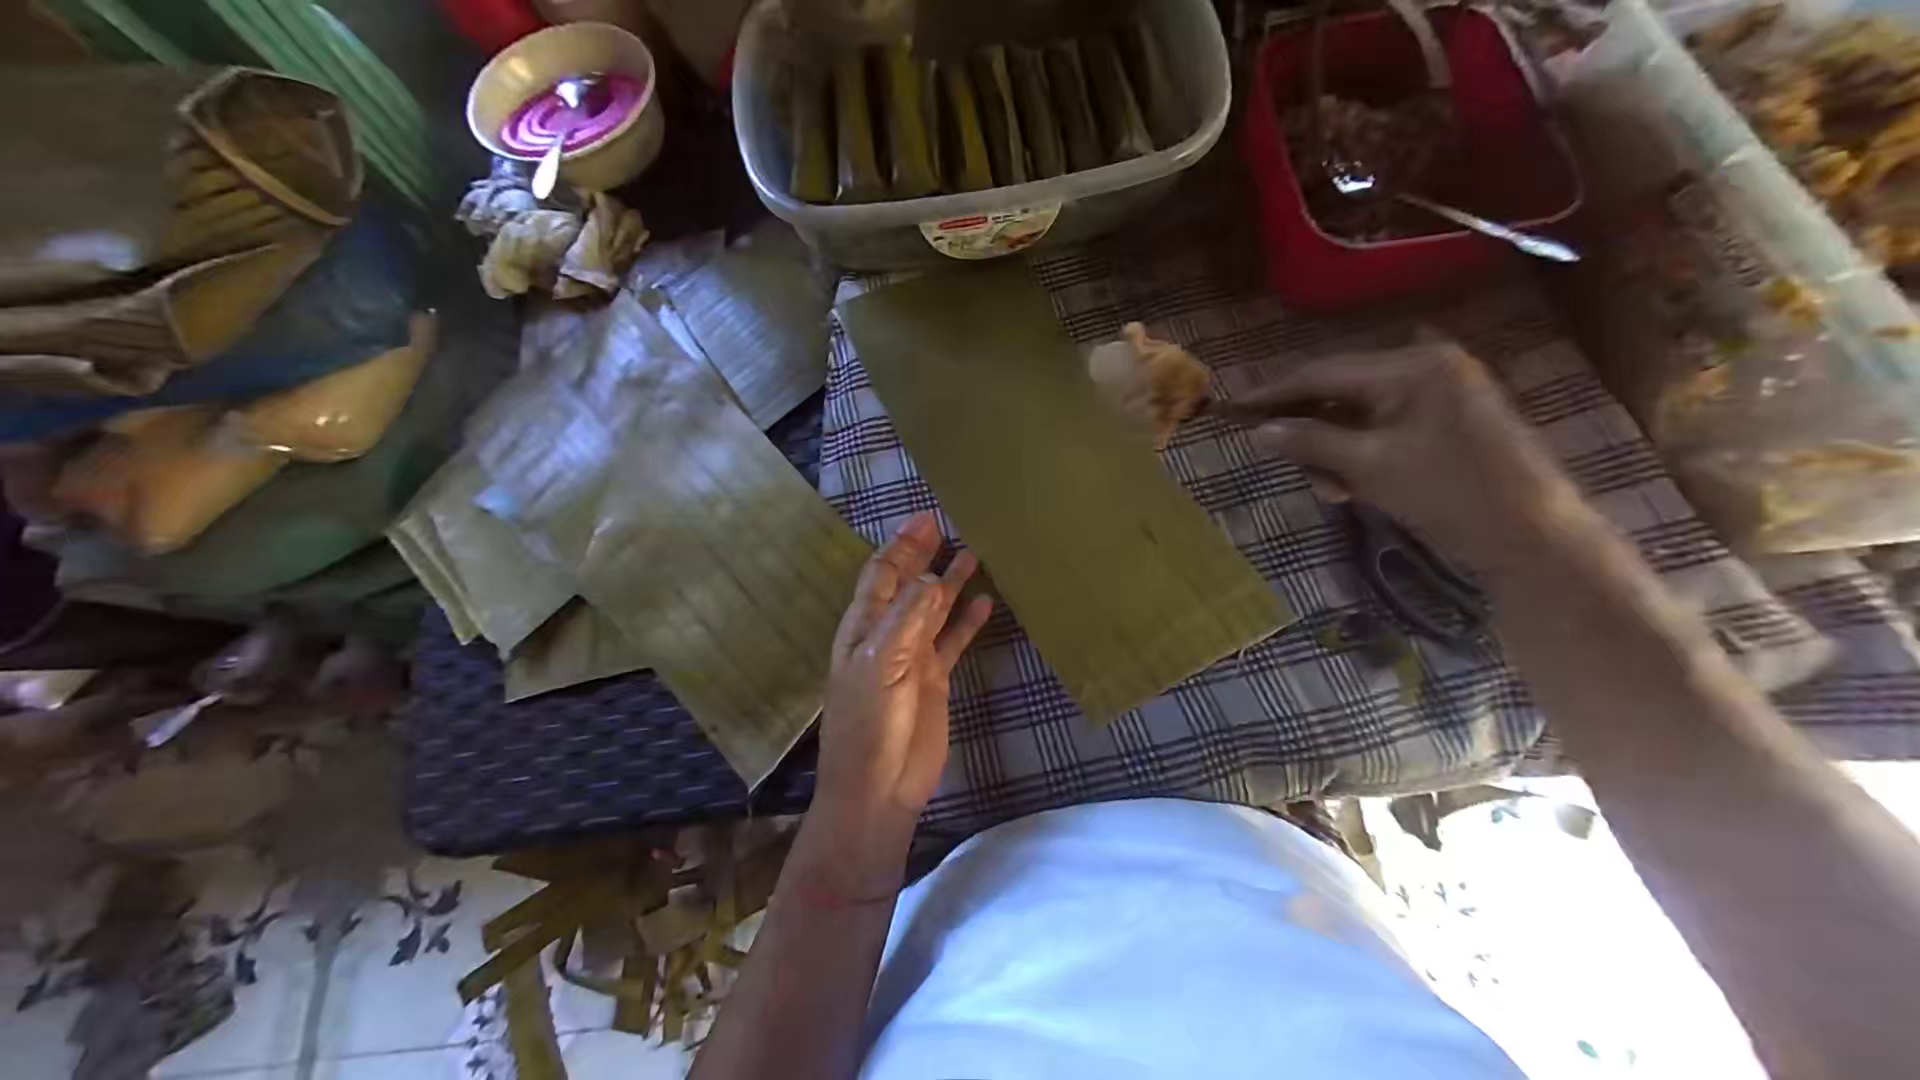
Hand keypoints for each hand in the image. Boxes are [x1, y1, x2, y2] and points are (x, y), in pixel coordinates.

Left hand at [815, 512, 992, 847]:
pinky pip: (953, 640)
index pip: (882, 573)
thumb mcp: (882, 664)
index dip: (901, 545)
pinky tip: (986, 603)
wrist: (880, 786)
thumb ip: (907, 618)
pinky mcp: (935, 678)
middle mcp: (888, 634)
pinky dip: (967, 621)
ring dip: (951, 582)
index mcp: (865, 626)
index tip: (926, 519)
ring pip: (934, 608)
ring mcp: (913, 656)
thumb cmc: (871, 724)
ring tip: (974, 553)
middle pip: (908, 583)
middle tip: (949, 524)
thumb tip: (933, 578)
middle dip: (924, 554)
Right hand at [1234, 343, 1584, 572]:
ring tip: (1329, 489)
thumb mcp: (1367, 465)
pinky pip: (1379, 432)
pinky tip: (1350, 489)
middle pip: (1338, 393)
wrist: (1530, 536)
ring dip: (1331, 452)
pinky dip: (1357, 458)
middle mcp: (1424, 368)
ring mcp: (1435, 395)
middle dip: (1307, 431)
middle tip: (1279, 459)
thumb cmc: (1448, 491)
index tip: (1234, 408)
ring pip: (1355, 417)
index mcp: (1412, 366)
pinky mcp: (1440, 423)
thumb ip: (1308, 441)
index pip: (1324, 372)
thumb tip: (1257, 430)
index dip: (1274, 393)